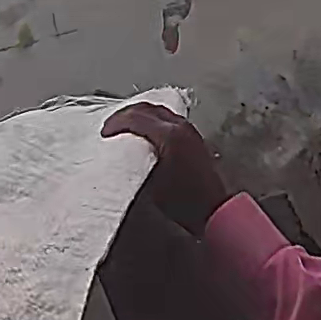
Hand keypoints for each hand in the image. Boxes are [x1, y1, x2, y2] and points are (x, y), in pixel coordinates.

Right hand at [101, 102, 230, 235]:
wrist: (215, 211)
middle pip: (146, 108)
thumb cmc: (183, 202)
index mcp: (168, 135)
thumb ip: (137, 161)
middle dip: (125, 114)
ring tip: (125, 126)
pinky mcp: (192, 135)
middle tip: (111, 126)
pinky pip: (167, 117)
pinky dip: (152, 119)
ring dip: (139, 114)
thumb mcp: (151, 183)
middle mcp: (179, 126)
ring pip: (157, 110)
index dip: (116, 123)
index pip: (136, 118)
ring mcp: (188, 129)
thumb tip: (124, 152)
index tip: (105, 133)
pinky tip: (145, 130)